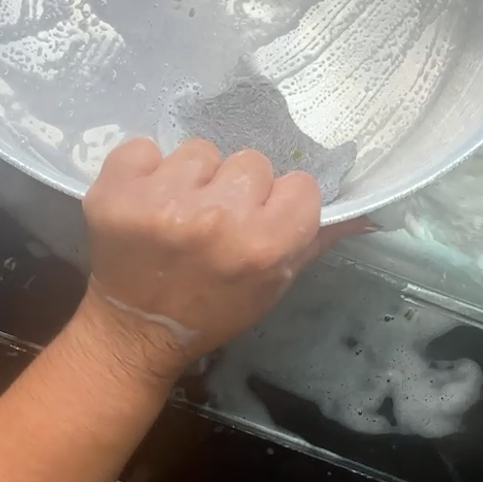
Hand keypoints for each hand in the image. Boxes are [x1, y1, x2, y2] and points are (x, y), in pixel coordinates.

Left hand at [73, 138, 353, 382]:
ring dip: (192, 179)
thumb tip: (367, 212)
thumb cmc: (213, 312)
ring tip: (177, 215)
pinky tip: (144, 205)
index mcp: (263, 247)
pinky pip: (144, 147)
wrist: (135, 333)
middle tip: (213, 225)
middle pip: (251, 162)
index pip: (300, 185)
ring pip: (200, 151)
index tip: (259, 225)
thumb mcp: (273, 287)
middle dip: (237, 191)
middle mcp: (217, 218)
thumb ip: (314, 241)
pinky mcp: (115, 190)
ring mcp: (161, 202)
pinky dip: (145, 171)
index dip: (280, 205)